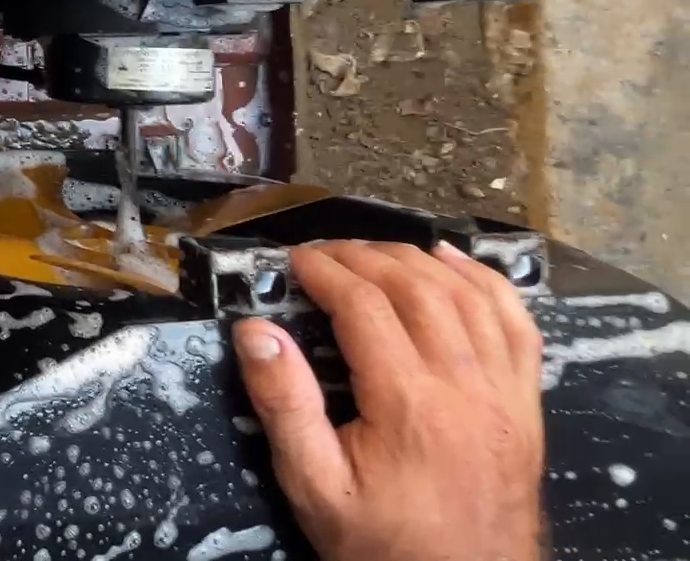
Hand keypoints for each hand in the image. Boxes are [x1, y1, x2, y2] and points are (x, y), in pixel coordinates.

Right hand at [233, 241, 544, 560]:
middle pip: (419, 289)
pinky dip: (485, 283)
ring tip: (369, 251)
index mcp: (410, 404)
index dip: (323, 270)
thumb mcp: (310, 480)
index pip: (366, 305)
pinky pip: (517, 326)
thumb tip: (256, 330)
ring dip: (415, 261)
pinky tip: (451, 262)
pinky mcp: (526, 406)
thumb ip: (282, 403)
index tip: (290, 261)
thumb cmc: (377, 537)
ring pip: (469, 297)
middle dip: (362, 256)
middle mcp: (469, 390)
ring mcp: (508, 397)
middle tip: (319, 253)